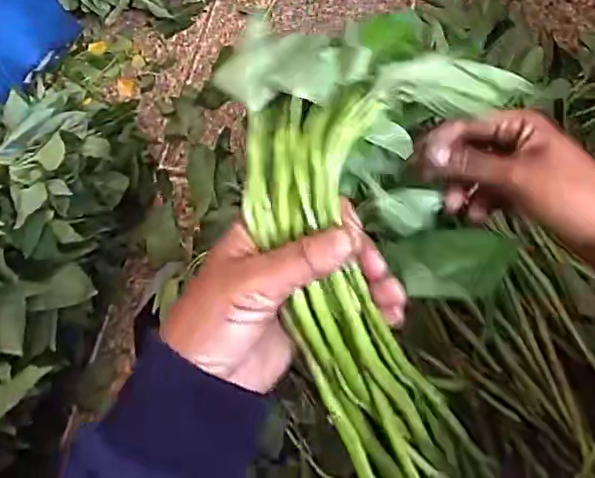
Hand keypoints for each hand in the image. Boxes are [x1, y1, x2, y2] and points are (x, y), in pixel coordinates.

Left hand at [159, 206, 406, 392]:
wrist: (199, 388)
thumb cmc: (212, 320)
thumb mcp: (252, 283)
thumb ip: (299, 260)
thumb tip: (348, 237)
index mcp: (262, 229)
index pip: (306, 206)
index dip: (336, 216)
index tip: (356, 236)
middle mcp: (283, 250)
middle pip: (332, 238)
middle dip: (361, 252)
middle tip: (379, 272)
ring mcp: (298, 285)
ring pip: (344, 271)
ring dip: (373, 281)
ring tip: (395, 300)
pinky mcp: (309, 319)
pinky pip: (345, 306)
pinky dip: (370, 308)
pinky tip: (392, 317)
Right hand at [420, 110, 594, 282]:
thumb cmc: (571, 197)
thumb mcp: (517, 178)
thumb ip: (472, 163)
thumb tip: (428, 153)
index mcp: (519, 122)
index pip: (467, 124)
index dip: (440, 142)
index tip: (415, 164)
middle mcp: (517, 137)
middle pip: (470, 146)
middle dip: (451, 168)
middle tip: (431, 191)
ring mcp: (521, 164)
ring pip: (479, 170)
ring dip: (464, 188)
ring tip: (455, 210)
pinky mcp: (525, 190)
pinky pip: (492, 189)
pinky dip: (481, 202)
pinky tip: (476, 218)